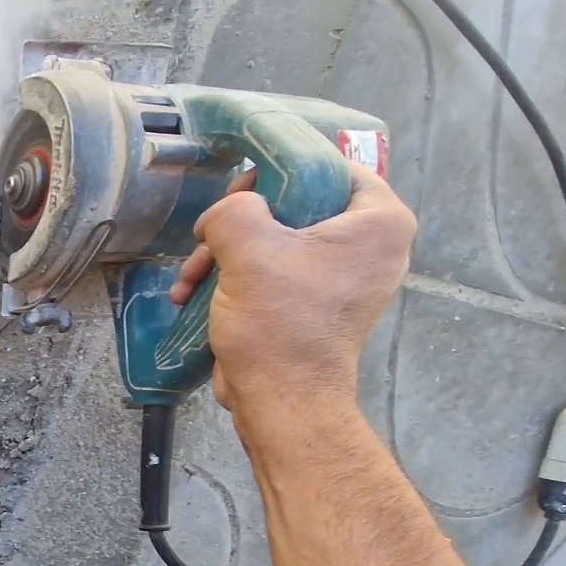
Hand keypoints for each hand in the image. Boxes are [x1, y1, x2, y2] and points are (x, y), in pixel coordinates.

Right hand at [169, 164, 416, 424]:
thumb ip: (235, 213)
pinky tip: (194, 298)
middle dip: (237, 228)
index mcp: (377, 222)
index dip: (279, 171)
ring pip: (273, 245)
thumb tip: (224, 213)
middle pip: (294, 209)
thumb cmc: (278, 323)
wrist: (281, 397)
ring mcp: (340, 279)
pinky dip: (232, 283)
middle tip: (203, 243)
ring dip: (222, 260)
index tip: (237, 190)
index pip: (332, 168)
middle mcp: (370, 246)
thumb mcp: (249, 254)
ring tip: (188, 283)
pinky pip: (270, 276)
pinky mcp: (312, 306)